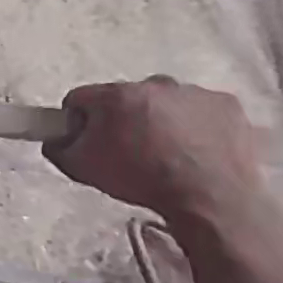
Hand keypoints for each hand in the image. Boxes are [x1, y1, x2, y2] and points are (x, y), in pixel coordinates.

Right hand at [42, 76, 270, 223]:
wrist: (210, 199)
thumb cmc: (141, 180)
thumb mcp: (82, 170)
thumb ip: (59, 148)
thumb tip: (55, 139)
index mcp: (116, 95)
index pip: (80, 98)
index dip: (77, 120)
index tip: (84, 140)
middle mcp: (155, 83)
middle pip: (125, 99)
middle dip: (123, 119)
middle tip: (128, 152)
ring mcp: (194, 92)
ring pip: (165, 103)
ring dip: (160, 122)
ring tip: (167, 157)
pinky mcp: (227, 104)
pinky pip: (200, 112)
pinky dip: (196, 127)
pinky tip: (196, 153)